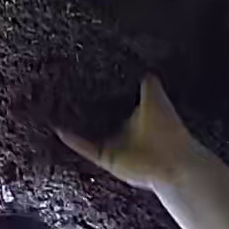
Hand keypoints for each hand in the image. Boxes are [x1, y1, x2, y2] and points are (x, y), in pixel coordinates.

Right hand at [56, 75, 207, 193]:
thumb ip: (148, 82)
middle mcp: (123, 132)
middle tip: (63, 97)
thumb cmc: (168, 128)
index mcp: (135, 117)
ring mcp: (114, 146)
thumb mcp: (155, 95)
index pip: (115, 103)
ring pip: (89, 136)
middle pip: (100, 121)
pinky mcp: (106, 158)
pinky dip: (73, 140)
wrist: (172, 159)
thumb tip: (143, 68)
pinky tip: (59, 130)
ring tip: (55, 114)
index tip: (87, 80)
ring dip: (74, 128)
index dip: (103, 94)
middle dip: (85, 112)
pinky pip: (85, 148)